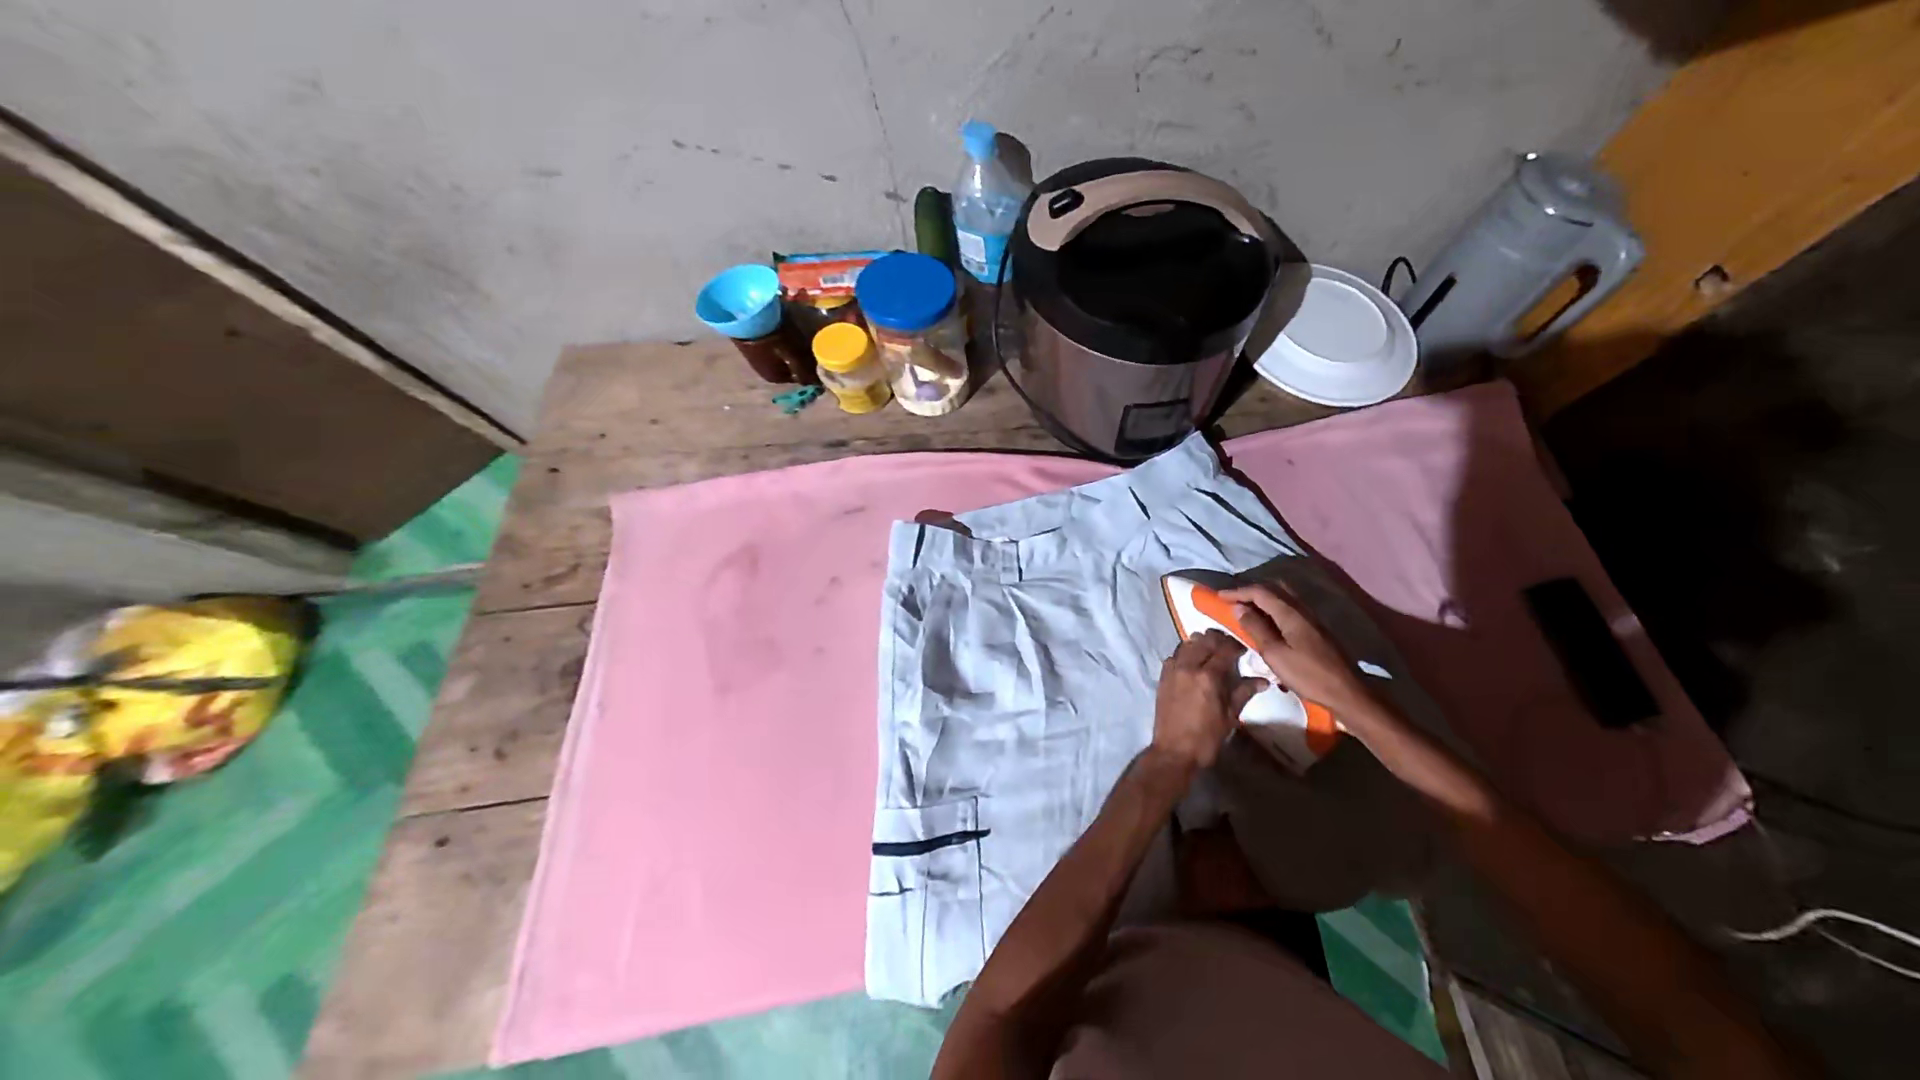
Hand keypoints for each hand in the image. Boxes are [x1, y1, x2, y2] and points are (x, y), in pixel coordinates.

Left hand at [1152, 630, 1266, 770]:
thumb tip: (1263, 680)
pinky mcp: (1162, 677)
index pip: (1224, 650)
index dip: (1235, 646)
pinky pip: (1174, 656)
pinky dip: (1184, 653)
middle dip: (1218, 640)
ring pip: (1186, 645)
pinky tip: (1191, 662)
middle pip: (1204, 641)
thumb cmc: (1207, 737)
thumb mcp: (1230, 716)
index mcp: (1208, 676)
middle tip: (1228, 647)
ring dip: (1199, 643)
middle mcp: (1189, 667)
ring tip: (1210, 651)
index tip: (1243, 649)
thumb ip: (1244, 693)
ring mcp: (1173, 670)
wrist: (1174, 751)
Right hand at [1220, 584, 1374, 717]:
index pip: (1260, 592)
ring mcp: (1312, 619)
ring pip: (1284, 598)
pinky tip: (1267, 622)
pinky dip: (1273, 609)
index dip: (1238, 591)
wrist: (1347, 692)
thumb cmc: (1308, 675)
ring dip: (1263, 599)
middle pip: (1274, 589)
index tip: (1219, 597)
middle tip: (1232, 600)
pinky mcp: (1316, 629)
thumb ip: (1256, 629)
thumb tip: (1238, 608)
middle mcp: (1302, 610)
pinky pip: (1290, 609)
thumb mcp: (1275, 654)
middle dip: (1251, 590)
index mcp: (1291, 613)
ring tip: (1245, 610)